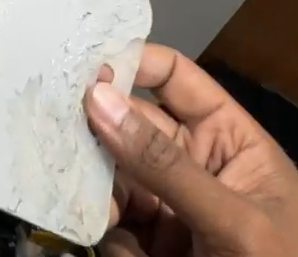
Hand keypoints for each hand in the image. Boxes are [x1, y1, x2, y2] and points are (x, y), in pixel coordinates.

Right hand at [84, 44, 297, 256]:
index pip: (173, 77)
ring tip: (105, 217)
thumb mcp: (238, 224)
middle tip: (58, 134)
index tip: (81, 67)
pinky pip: (114, 227)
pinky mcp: (153, 249)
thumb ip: (166, 165)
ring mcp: (171, 209)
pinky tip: (127, 253)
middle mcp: (194, 165)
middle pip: (129, 125)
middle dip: (98, 132)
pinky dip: (107, 235)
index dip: (131, 61)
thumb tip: (97, 96)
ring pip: (113, 176)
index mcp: (229, 141)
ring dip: (97, 190)